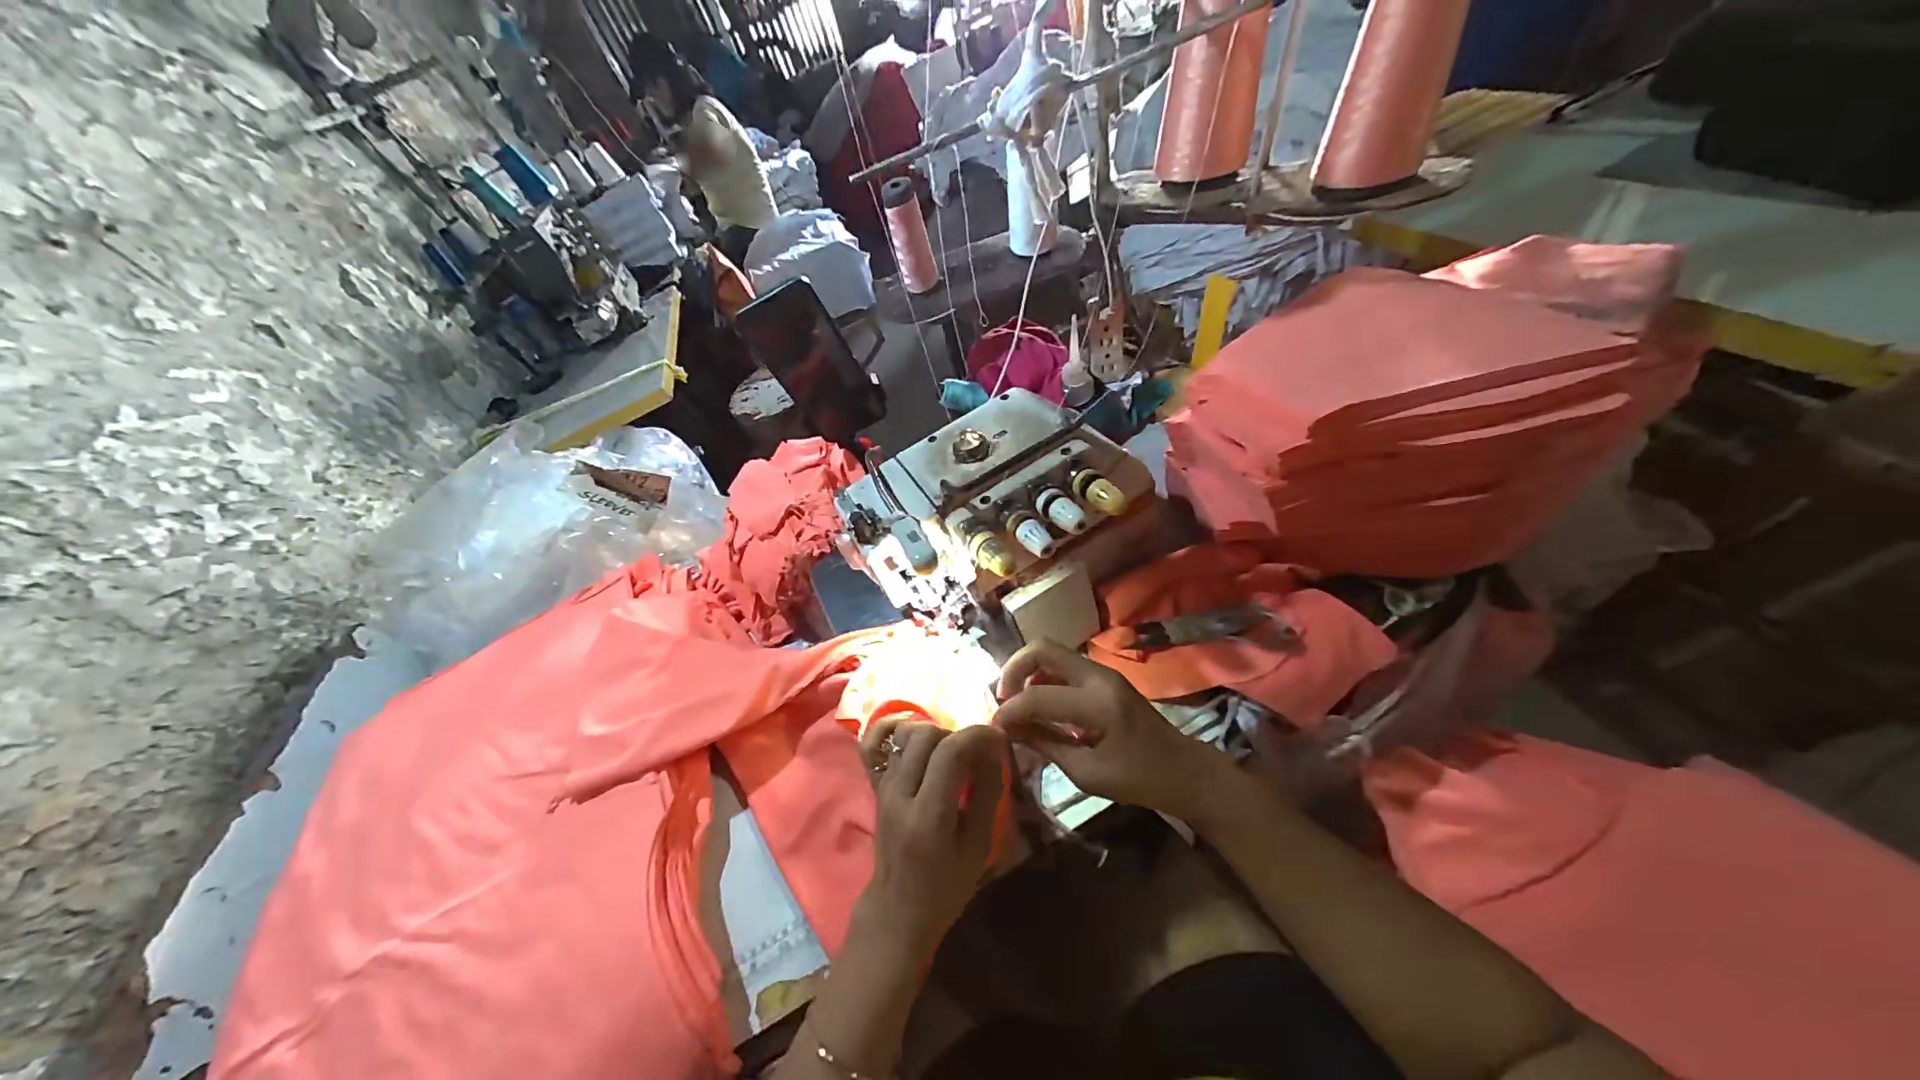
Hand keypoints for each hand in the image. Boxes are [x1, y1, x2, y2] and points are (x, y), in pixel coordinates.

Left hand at [857, 719, 1007, 955]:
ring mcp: (883, 788)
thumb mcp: (979, 846)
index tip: (998, 737)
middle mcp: (899, 794)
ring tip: (952, 756)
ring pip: (904, 734)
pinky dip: (904, 736)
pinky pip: (882, 744)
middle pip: (925, 735)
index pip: (950, 752)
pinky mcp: (875, 786)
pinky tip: (924, 748)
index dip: (977, 735)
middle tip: (975, 754)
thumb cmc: (946, 886)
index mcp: (928, 816)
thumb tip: (995, 749)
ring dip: (934, 735)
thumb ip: (987, 793)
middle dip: (957, 735)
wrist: (898, 908)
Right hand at [992, 642, 1230, 820]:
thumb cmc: (1139, 780)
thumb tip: (1007, 731)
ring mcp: (1103, 672)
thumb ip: (1046, 745)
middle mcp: (1099, 677)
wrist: (1184, 770)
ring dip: (1027, 672)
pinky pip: (1063, 665)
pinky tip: (1037, 705)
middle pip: (1042, 649)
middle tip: (1002, 701)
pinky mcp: (1104, 677)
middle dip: (1013, 670)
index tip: (994, 728)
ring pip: (1051, 652)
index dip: (1009, 711)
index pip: (1038, 695)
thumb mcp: (1087, 773)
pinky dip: (1042, 677)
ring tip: (1015, 705)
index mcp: (1099, 704)